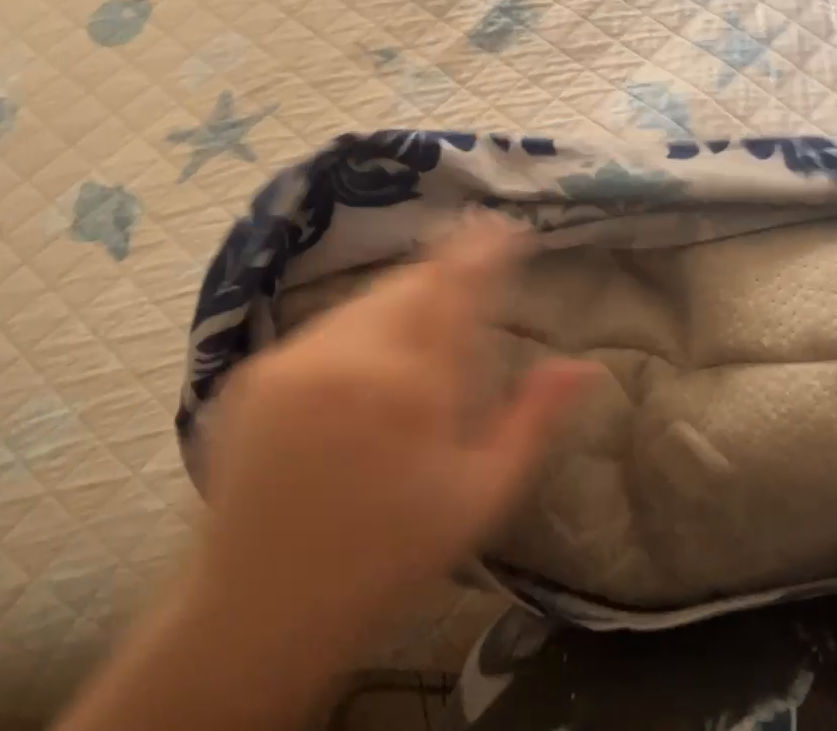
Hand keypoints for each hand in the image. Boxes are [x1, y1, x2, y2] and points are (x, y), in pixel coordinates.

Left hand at [192, 213, 598, 629]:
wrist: (261, 610)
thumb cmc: (391, 556)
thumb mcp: (482, 497)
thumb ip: (535, 420)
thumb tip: (585, 366)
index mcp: (412, 387)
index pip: (455, 285)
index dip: (484, 248)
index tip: (506, 227)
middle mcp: (347, 357)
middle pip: (408, 283)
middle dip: (444, 279)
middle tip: (469, 304)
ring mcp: (290, 362)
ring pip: (363, 302)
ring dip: (401, 306)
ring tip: (416, 357)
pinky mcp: (251, 376)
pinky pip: (322, 330)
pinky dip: (356, 334)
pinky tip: (360, 386)